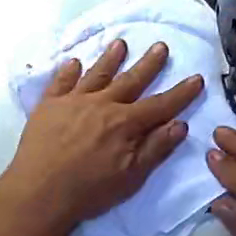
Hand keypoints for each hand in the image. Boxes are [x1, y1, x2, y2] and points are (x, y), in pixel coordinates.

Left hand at [0, 39, 203, 230]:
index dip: (180, 93)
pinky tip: (73, 62)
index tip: (196, 78)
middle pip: (130, 80)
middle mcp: (102, 104)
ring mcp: (73, 102)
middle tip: (160, 46)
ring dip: (110, 59)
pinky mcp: (48, 106)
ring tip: (120, 44)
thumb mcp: (131, 176)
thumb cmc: (89, 190)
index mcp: (125, 123)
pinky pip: (60, 82)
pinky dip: (68, 71)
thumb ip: (155, 148)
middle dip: (148, 64)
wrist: (39, 191)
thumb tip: (180, 124)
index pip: (160, 105)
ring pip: (97, 74)